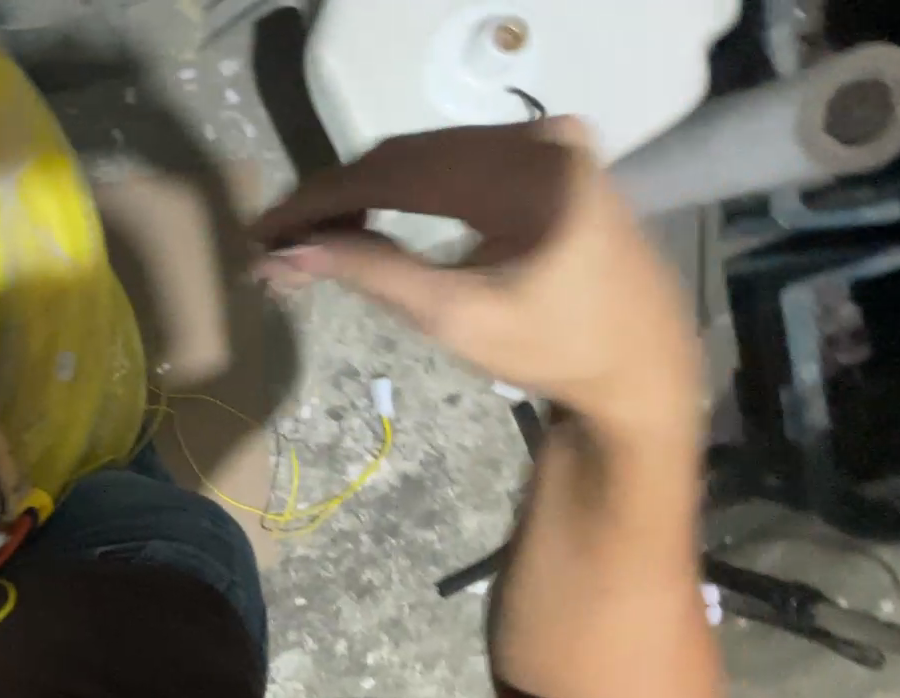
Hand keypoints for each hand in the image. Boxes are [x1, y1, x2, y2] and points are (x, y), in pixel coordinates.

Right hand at [250, 118, 702, 440]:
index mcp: (524, 169)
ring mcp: (538, 144)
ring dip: (353, 196)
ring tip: (302, 238)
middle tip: (273, 241)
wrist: (637, 359)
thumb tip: (285, 255)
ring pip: (416, 159)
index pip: (392, 172)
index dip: (316, 201)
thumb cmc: (551, 346)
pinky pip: (442, 168)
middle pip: (401, 156)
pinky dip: (390, 195)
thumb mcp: (452, 314)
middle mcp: (533, 136)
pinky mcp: (535, 161)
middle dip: (328, 199)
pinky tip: (356, 223)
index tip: (261, 232)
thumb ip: (369, 273)